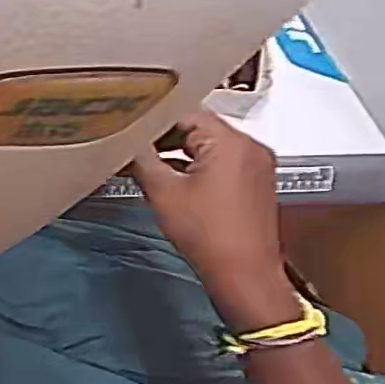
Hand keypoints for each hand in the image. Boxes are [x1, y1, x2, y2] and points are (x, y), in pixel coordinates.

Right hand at [129, 111, 299, 329]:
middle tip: (134, 148)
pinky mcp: (255, 181)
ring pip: (209, 145)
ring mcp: (256, 164)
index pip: (185, 113)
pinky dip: (196, 165)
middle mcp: (250, 146)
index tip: (129, 129)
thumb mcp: (163, 192)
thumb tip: (128, 143)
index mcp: (230, 141)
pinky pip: (221, 161)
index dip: (153, 121)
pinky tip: (174, 180)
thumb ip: (143, 160)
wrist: (242, 270)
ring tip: (149, 165)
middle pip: (199, 128)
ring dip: (179, 152)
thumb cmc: (205, 231)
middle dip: (165, 138)